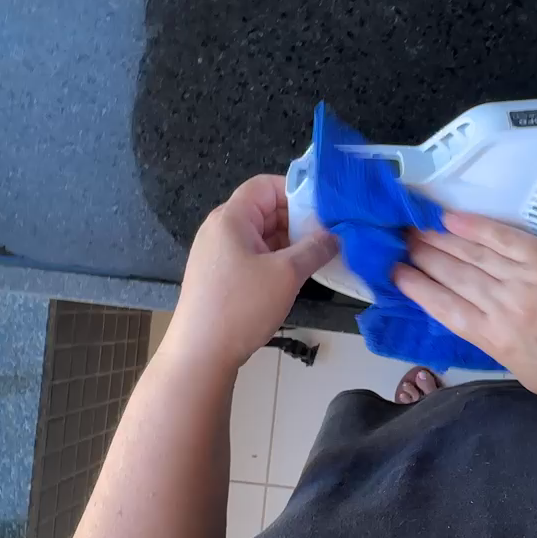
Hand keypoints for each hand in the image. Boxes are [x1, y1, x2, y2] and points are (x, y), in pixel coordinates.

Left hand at [169, 175, 337, 372]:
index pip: (265, 185)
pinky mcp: (220, 276)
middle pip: (265, 210)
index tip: (324, 209)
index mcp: (232, 218)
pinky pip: (253, 256)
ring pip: (262, 236)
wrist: (201, 352)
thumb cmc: (242, 306)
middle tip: (328, 236)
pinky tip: (296, 276)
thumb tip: (335, 236)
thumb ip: (314, 249)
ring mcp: (218, 253)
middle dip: (298, 220)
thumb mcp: (286, 274)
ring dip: (290, 243)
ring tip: (318, 258)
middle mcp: (221, 229)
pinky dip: (276, 260)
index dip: (296, 191)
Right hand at [393, 211, 536, 404]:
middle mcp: (506, 304)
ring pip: (472, 254)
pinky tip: (452, 220)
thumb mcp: (526, 374)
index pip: (445, 307)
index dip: (416, 287)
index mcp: (497, 340)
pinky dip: (477, 227)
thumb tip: (469, 318)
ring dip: (438, 240)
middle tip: (393, 241)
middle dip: (420, 257)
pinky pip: (505, 237)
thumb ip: (494, 345)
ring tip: (412, 228)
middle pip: (452, 275)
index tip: (393, 273)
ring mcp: (528, 276)